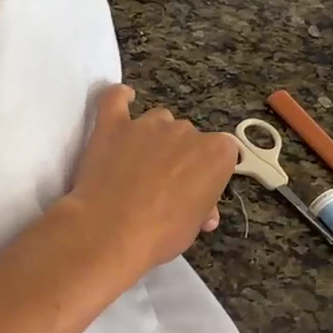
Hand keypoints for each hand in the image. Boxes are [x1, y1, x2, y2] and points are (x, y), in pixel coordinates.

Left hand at [62, 84, 238, 271]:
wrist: (110, 232)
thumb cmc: (160, 235)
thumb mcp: (194, 226)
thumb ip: (202, 206)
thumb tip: (203, 212)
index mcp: (216, 153)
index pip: (221, 153)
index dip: (207, 173)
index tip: (195, 191)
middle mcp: (185, 131)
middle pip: (187, 136)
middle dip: (178, 157)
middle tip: (162, 186)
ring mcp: (147, 125)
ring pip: (157, 120)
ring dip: (153, 137)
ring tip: (138, 164)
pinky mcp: (112, 126)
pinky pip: (115, 98)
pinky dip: (120, 97)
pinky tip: (124, 98)